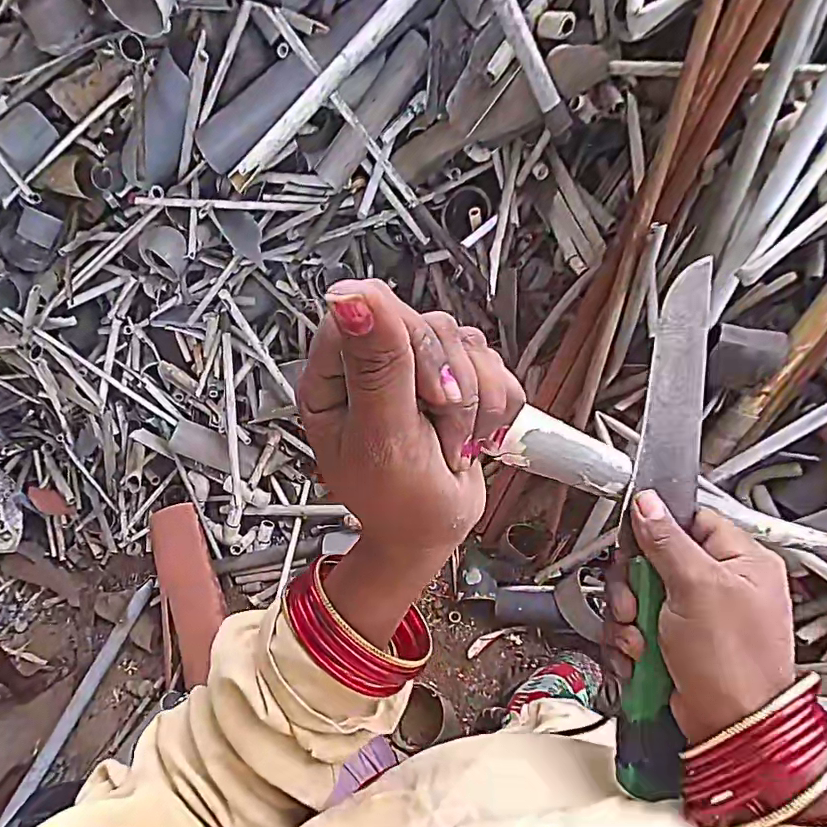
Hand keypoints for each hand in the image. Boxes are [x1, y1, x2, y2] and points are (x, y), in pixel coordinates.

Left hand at [298, 280, 525, 643]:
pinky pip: (490, 360)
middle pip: (422, 324)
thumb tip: (350, 297)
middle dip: (446, 383)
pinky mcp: (449, 377)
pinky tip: (469, 434)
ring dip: (472, 400)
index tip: (425, 394)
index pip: (367, 313)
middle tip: (438, 426)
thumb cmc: (394, 501)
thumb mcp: (382, 438)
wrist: (433, 529)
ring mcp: (412, 370)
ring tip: (449, 441)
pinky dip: (492, 402)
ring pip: (462, 340)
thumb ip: (375, 366)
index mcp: (333, 378)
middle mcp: (369, 367)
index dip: (405, 345)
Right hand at [604, 492, 796, 743]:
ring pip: (632, 594)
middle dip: (632, 586)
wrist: (729, 725)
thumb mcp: (698, 588)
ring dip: (626, 618)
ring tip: (643, 637)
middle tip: (640, 604)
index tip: (640, 549)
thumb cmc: (735, 662)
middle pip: (649, 559)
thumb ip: (668, 542)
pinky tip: (641, 654)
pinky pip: (628, 624)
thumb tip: (648, 504)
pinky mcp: (668, 638)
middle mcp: (716, 585)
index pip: (690, 521)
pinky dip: (626, 640)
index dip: (658, 531)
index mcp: (740, 563)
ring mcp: (690, 613)